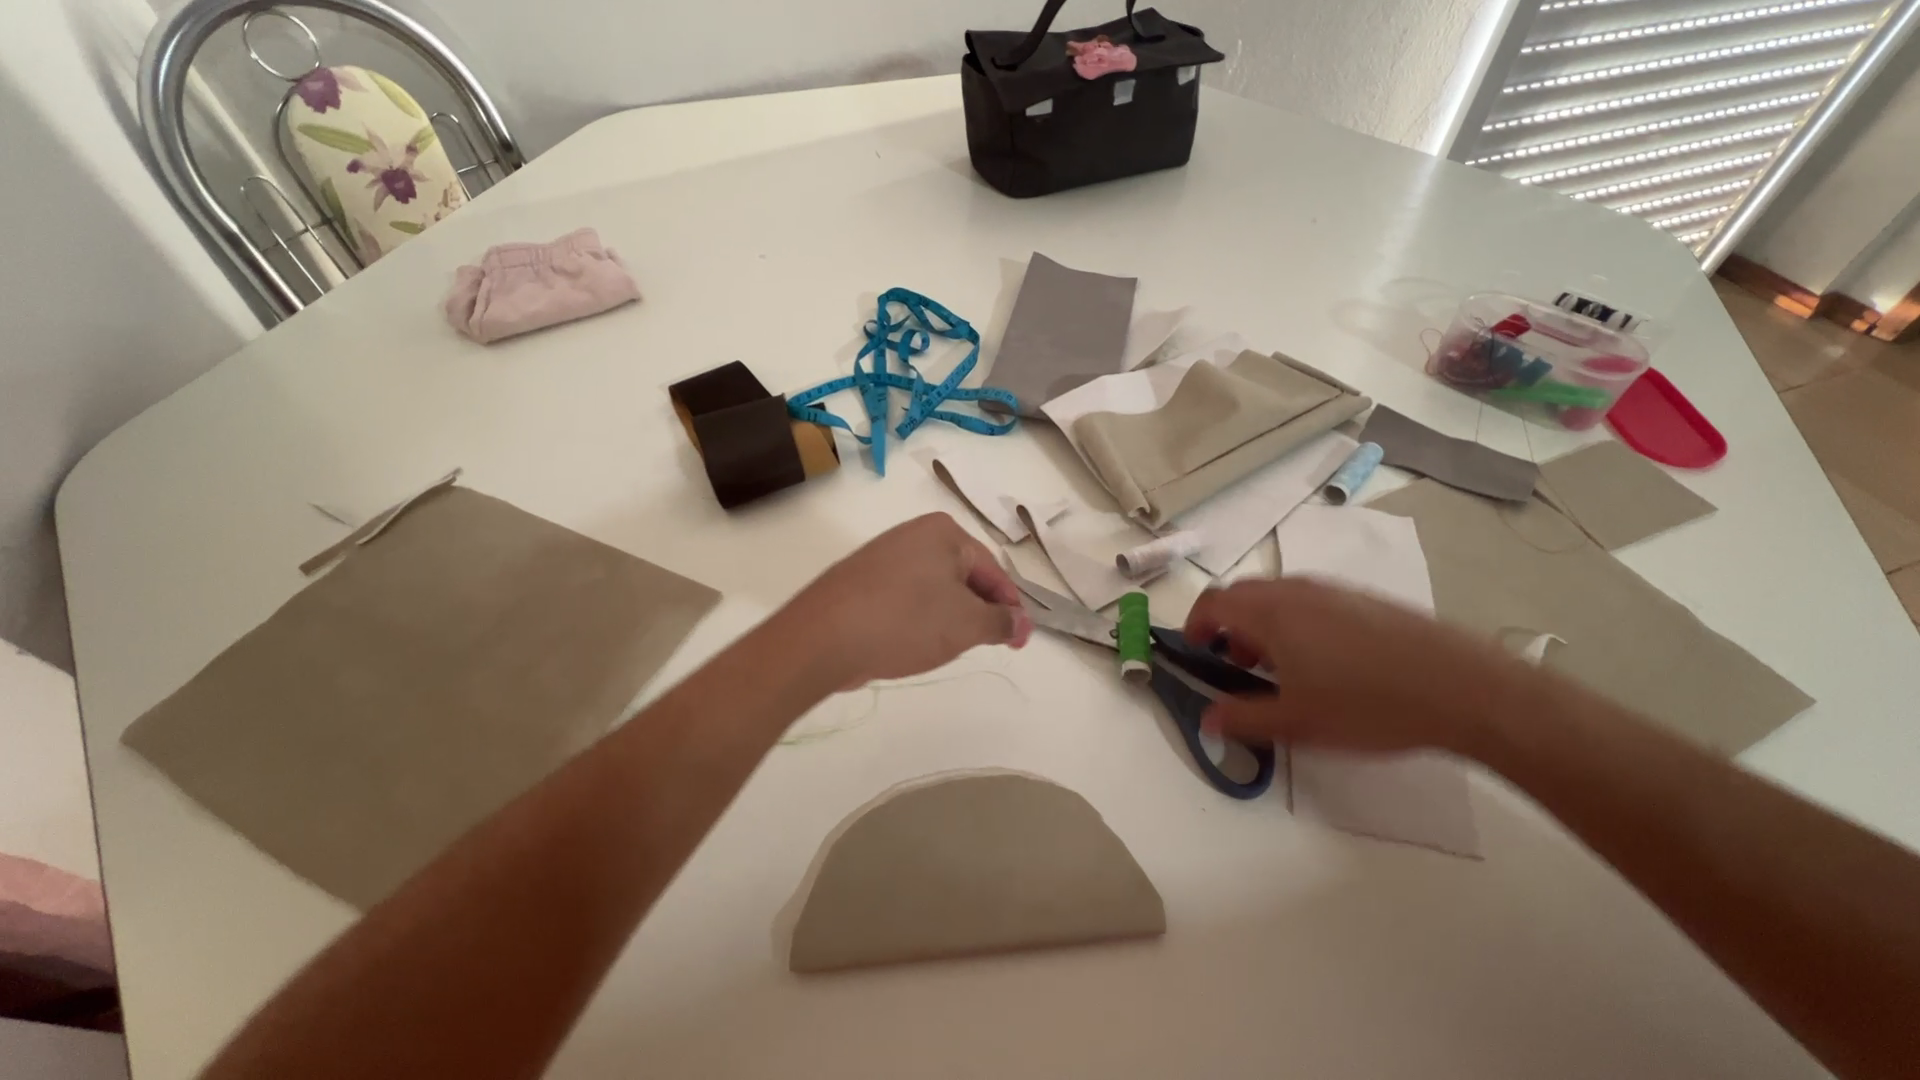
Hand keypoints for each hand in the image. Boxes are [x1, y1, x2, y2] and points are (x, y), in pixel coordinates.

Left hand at [783, 513, 1030, 688]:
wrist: (823, 638)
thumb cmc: (905, 621)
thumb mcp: (966, 624)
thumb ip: (1001, 621)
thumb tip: (1021, 622)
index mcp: (944, 532)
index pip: (993, 570)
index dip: (1011, 607)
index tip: (1019, 641)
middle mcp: (913, 535)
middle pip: (964, 576)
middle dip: (979, 612)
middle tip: (984, 645)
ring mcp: (883, 557)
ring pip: (933, 590)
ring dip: (948, 618)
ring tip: (945, 648)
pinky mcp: (860, 582)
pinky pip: (905, 599)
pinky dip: (917, 619)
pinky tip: (911, 643)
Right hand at [1183, 578, 1532, 755]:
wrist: (1464, 689)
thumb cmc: (1369, 706)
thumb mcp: (1297, 724)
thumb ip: (1244, 719)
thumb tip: (1207, 719)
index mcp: (1272, 613)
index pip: (1214, 601)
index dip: (1196, 623)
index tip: (1196, 651)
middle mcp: (1299, 591)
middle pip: (1245, 595)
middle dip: (1229, 626)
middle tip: (1235, 665)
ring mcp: (1337, 592)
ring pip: (1280, 597)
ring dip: (1263, 625)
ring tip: (1281, 670)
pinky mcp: (1367, 600)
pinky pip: (1313, 602)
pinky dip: (1297, 623)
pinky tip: (1326, 664)